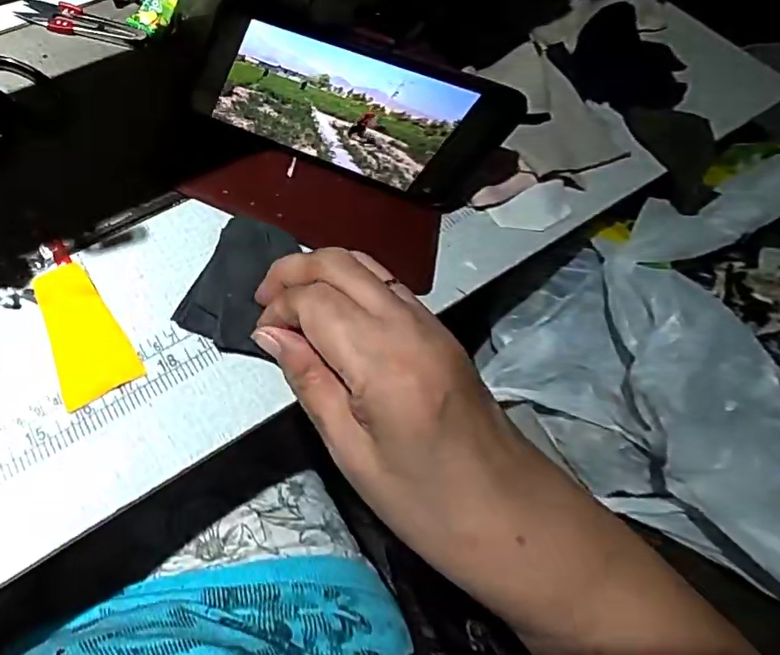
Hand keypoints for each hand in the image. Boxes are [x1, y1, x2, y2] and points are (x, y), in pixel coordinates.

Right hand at [254, 249, 751, 653]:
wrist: (518, 519)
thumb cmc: (429, 505)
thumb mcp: (352, 453)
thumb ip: (309, 380)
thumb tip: (270, 334)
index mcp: (384, 361)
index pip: (315, 299)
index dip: (278, 305)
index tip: (261, 331)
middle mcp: (408, 325)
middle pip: (338, 261)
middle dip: (292, 269)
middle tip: (263, 297)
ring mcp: (429, 321)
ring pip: (363, 262)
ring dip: (320, 269)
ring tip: (289, 298)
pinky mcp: (439, 328)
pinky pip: (385, 282)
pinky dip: (349, 281)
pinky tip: (332, 311)